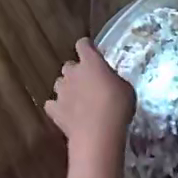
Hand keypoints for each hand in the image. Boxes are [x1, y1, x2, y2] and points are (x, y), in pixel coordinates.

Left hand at [45, 38, 135, 170]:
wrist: (98, 133)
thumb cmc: (117, 106)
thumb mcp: (125, 88)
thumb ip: (114, 81)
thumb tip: (110, 82)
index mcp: (90, 61)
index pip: (83, 44)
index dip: (86, 47)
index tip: (92, 52)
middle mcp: (72, 72)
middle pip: (69, 65)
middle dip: (76, 72)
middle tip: (88, 83)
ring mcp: (61, 91)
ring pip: (59, 84)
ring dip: (66, 89)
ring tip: (77, 100)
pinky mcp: (54, 110)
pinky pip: (52, 105)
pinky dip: (57, 108)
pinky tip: (65, 114)